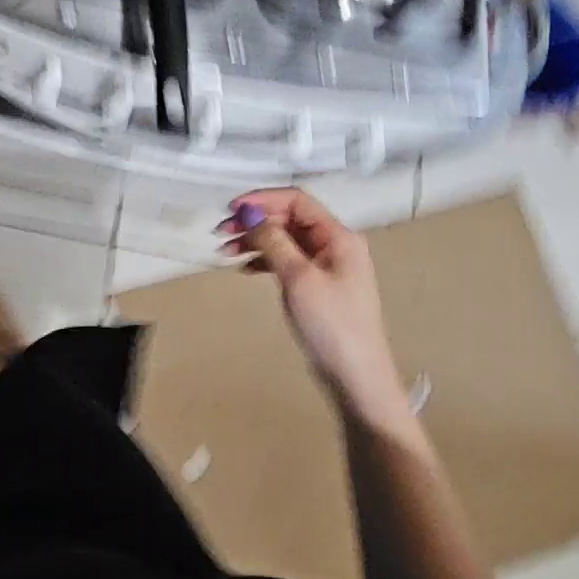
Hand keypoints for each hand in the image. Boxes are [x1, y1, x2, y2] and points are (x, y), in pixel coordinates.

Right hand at [219, 189, 409, 423]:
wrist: (357, 379)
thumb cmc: (331, 324)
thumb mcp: (298, 278)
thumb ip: (273, 240)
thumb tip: (250, 212)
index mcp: (338, 236)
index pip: (296, 200)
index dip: (262, 199)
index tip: (230, 210)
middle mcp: (335, 244)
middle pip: (289, 218)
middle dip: (254, 220)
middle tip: (221, 233)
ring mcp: (327, 266)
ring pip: (285, 239)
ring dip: (255, 240)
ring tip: (225, 253)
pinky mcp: (317, 287)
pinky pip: (287, 260)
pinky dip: (265, 260)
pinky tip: (245, 269)